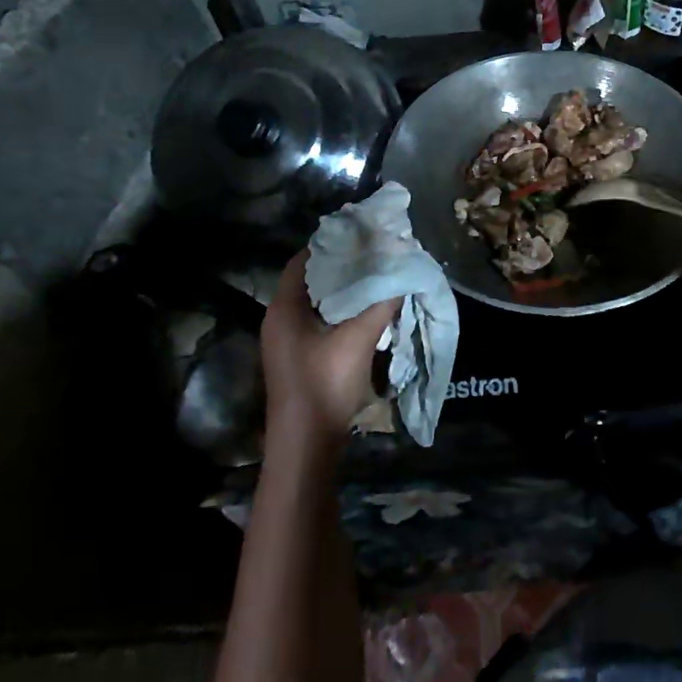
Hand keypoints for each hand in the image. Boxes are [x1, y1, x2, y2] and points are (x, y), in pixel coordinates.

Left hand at [260, 251, 401, 450]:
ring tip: (377, 280)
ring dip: (345, 292)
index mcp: (284, 308)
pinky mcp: (299, 358)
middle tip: (377, 256)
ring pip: (318, 304)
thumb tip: (402, 275)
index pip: (304, 260)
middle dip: (343, 267)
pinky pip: (320, 323)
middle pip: (312, 281)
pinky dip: (342, 313)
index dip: (332, 245)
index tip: (363, 237)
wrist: (305, 445)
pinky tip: (368, 313)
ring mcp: (288, 342)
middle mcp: (280, 319)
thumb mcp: (358, 340)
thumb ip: (380, 304)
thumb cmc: (325, 384)